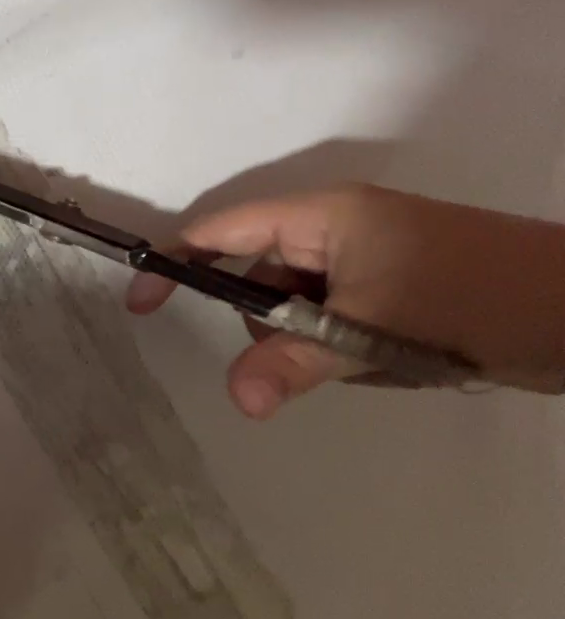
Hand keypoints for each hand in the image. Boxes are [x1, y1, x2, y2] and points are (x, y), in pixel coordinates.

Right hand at [127, 184, 564, 418]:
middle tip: (319, 348)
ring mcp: (367, 259)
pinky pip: (337, 320)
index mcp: (320, 216)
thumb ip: (294, 361)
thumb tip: (238, 403)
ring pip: (298, 307)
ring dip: (320, 340)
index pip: (217, 232)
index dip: (172, 266)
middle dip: (275, 321)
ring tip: (378, 356)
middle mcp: (335, 230)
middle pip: (256, 277)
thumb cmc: (478, 296)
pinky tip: (398, 357)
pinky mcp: (394, 288)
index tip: (141, 308)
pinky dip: (351, 346)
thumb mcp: (374, 329)